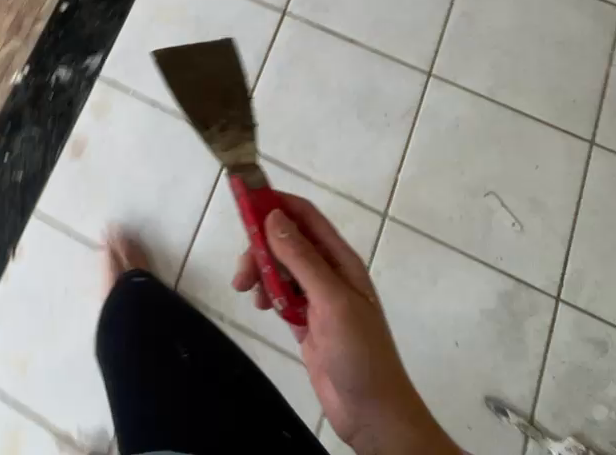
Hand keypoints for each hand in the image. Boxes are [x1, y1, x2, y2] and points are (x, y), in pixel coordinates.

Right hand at [232, 196, 459, 454]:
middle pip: (285, 240)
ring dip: (259, 271)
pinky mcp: (305, 320)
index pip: (305, 216)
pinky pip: (278, 293)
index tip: (244, 201)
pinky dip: (265, 293)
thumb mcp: (331, 301)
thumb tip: (273, 216)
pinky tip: (261, 306)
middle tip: (242, 268)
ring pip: (278, 266)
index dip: (276, 203)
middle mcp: (327, 272)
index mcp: (340, 261)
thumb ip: (302, 258)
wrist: (373, 415)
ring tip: (248, 292)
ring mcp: (316, 297)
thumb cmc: (360, 354)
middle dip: (260, 245)